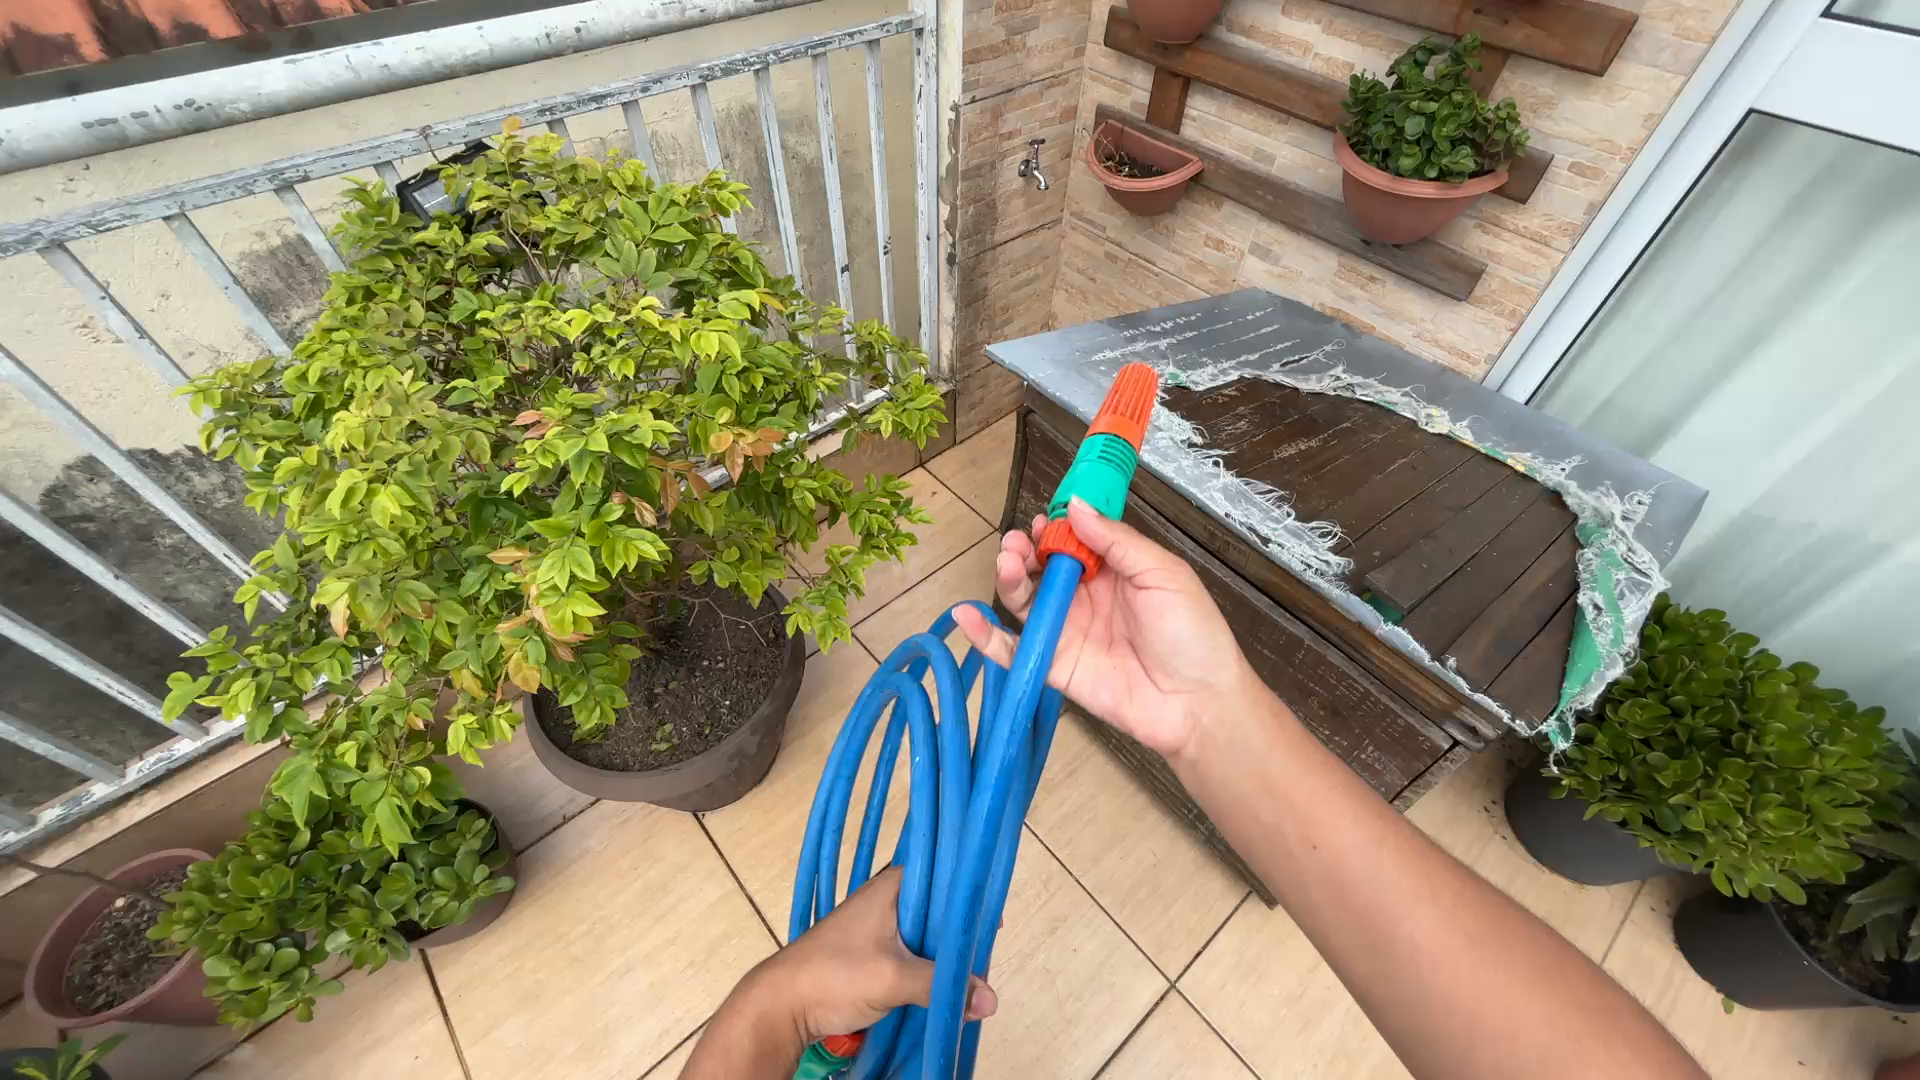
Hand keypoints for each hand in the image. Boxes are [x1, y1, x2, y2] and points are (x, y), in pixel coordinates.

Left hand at [753, 868, 997, 1043]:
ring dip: (945, 947)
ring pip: (927, 928)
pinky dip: (930, 960)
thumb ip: (942, 984)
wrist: (783, 1004)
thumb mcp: (893, 978)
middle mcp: (890, 895)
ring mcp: (881, 922)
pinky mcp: (875, 948)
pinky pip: (914, 947)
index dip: (970, 889)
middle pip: (939, 903)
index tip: (993, 916)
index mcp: (895, 884)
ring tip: (971, 967)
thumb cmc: (835, 974)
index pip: (944, 871)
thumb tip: (992, 1000)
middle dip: (961, 926)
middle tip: (986, 950)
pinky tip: (945, 978)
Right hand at [952, 497, 1258, 758]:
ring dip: (1008, 578)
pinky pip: (1014, 649)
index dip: (1053, 528)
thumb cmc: (1191, 632)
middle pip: (1041, 567)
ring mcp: (1066, 631)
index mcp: (1112, 570)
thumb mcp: (1161, 573)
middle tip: (1017, 543)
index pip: (1072, 540)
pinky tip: (965, 617)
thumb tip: (1074, 506)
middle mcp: (1084, 597)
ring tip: (1006, 563)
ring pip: (1024, 600)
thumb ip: (1115, 540)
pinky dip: (985, 637)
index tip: (1041, 520)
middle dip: (1024, 550)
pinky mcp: (1053, 666)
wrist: (1198, 703)